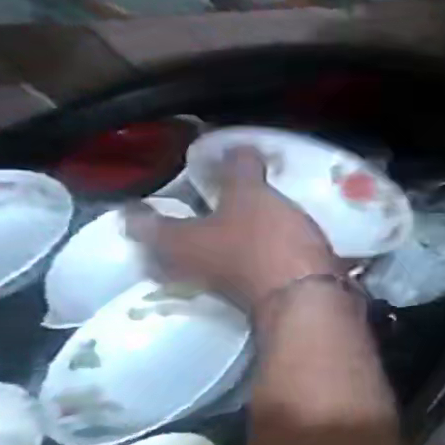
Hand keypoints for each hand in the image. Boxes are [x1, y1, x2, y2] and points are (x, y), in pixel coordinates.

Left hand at [127, 146, 339, 309]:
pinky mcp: (248, 293)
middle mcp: (182, 267)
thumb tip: (234, 148)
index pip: (138, 220)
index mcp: (169, 241)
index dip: (141, 204)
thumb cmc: (265, 243)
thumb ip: (239, 170)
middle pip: (168, 245)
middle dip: (177, 228)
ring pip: (201, 258)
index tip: (145, 193)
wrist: (306, 296)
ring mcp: (215, 285)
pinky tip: (256, 244)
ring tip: (227, 224)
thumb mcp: (252, 196)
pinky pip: (234, 268)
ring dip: (210, 244)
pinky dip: (239, 256)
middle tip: (188, 208)